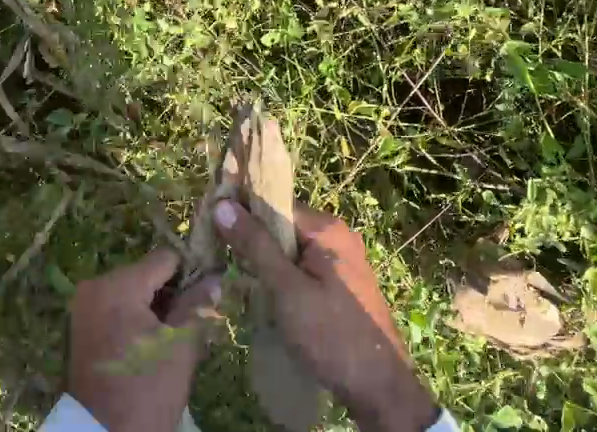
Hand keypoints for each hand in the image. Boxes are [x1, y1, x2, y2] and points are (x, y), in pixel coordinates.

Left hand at [67, 247, 221, 431]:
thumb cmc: (147, 389)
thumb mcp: (180, 347)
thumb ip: (197, 306)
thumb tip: (215, 278)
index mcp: (118, 285)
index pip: (163, 259)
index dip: (189, 273)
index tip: (207, 293)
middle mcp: (95, 285)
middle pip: (145, 273)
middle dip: (170, 294)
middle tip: (190, 322)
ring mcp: (84, 304)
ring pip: (131, 291)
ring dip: (153, 307)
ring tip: (172, 337)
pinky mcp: (81, 323)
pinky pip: (115, 306)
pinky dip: (134, 317)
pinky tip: (151, 343)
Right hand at [213, 200, 436, 431]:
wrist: (381, 392)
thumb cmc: (331, 336)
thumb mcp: (286, 289)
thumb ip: (255, 244)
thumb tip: (222, 204)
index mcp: (326, 229)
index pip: (272, 204)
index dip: (242, 215)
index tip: (214, 231)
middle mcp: (337, 237)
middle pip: (281, 226)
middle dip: (253, 242)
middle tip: (227, 263)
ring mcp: (342, 262)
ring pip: (290, 250)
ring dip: (266, 264)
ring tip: (243, 283)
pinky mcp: (342, 286)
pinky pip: (303, 268)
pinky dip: (283, 277)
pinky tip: (268, 298)